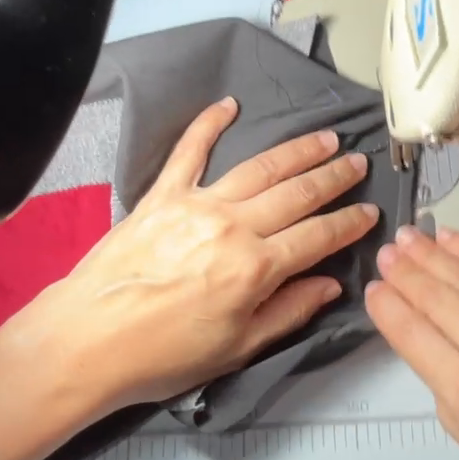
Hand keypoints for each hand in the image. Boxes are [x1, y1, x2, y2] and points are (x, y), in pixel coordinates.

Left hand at [9, 97, 380, 414]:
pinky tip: (229, 104)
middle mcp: (234, 225)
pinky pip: (190, 151)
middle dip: (334, 177)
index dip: (349, 223)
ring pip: (260, 167)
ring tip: (325, 138)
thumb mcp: (236, 349)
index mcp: (256, 268)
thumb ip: (287, 312)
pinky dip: (208, 124)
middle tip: (357, 163)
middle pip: (297, 193)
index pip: (318, 237)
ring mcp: (198, 203)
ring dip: (297, 150)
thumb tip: (329, 285)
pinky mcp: (164, 193)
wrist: (88, 340)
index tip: (370, 211)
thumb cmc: (164, 355)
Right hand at [366, 227, 458, 459]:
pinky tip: (451, 239)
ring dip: (434, 254)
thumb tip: (412, 322)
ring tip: (407, 237)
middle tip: (385, 253)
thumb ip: (438, 376)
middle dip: (407, 273)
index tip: (372, 287)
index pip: (416, 335)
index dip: (388, 306)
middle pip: (441, 299)